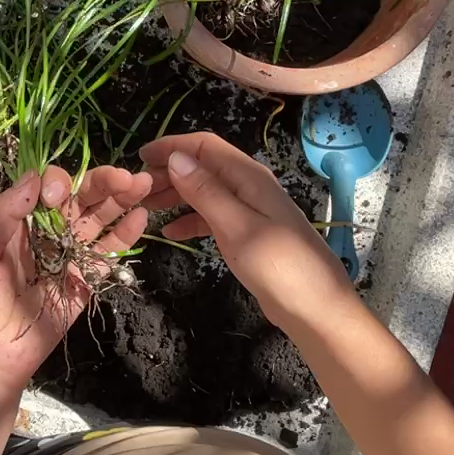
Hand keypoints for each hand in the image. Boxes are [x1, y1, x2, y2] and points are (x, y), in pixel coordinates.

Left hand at [0, 164, 151, 403]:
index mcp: (17, 222)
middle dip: (102, 184)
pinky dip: (124, 236)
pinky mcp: (84, 284)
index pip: (46, 188)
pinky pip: (106, 255)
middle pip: (78, 200)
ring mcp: (67, 258)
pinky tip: (141, 216)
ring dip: (120, 202)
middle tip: (126, 175)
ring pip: (97, 222)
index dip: (58, 183)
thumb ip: (3, 211)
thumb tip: (36, 176)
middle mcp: (45, 234)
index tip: (57, 195)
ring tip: (143, 184)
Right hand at [139, 132, 353, 328]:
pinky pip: (212, 216)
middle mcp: (249, 186)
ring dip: (176, 195)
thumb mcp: (237, 226)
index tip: (139, 156)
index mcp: (248, 177)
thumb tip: (176, 157)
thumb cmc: (279, 266)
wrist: (315, 309)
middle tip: (138, 189)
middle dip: (169, 171)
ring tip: (146, 207)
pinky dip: (189, 219)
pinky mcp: (247, 232)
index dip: (171, 146)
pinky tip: (170, 233)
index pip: (205, 146)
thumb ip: (206, 191)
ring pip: (204, 190)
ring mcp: (249, 209)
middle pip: (203, 166)